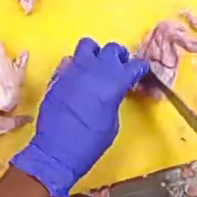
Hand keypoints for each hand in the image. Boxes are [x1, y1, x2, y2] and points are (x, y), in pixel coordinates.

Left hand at [12, 38, 149, 196]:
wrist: (56, 151)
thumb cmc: (90, 143)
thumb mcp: (112, 122)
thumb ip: (114, 99)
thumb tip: (113, 91)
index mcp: (113, 82)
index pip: (134, 65)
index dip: (140, 68)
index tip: (141, 72)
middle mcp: (93, 69)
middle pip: (111, 49)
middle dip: (118, 56)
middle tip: (120, 67)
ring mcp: (73, 70)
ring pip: (87, 45)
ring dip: (95, 54)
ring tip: (96, 67)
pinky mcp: (57, 76)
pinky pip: (69, 61)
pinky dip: (76, 66)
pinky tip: (77, 79)